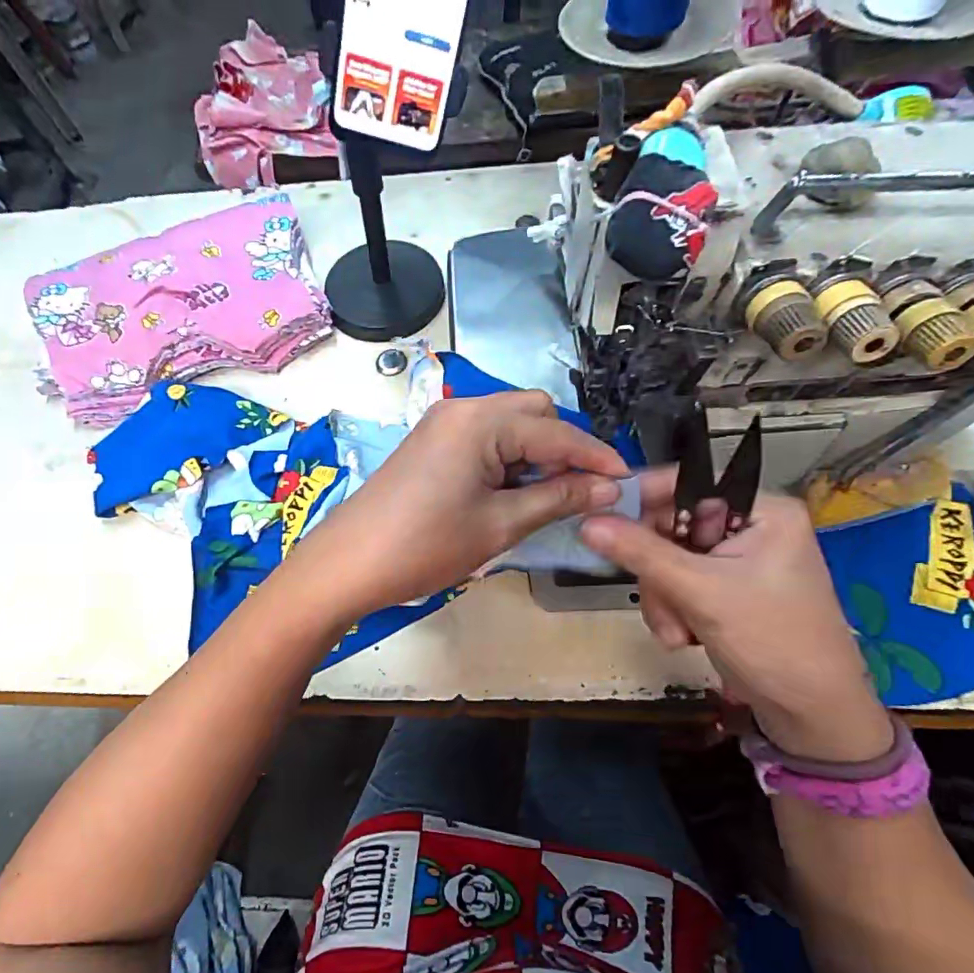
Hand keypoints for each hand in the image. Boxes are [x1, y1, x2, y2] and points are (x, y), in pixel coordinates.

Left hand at [287, 391, 627, 619]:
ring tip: (548, 498)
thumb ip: (558, 499)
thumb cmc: (425, 546)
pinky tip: (511, 492)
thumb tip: (607, 487)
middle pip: (534, 413)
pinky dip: (507, 458)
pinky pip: (484, 438)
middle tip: (580, 492)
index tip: (626, 483)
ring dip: (536, 454)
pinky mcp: (431, 442)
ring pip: (510, 424)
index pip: (557, 432)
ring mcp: (442, 423)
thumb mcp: (500, 525)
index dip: (596, 458)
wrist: (347, 563)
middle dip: (564, 448)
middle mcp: (462, 409)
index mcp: (482, 421)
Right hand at [580, 473, 893, 762]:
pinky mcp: (726, 590)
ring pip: (668, 560)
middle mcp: (750, 527)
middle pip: (671, 527)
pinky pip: (677, 584)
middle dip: (657, 572)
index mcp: (762, 510)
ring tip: (680, 633)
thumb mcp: (700, 592)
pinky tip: (686, 636)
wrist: (811, 712)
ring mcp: (737, 561)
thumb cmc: (771, 641)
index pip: (687, 484)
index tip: (599, 518)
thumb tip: (587, 523)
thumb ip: (641, 553)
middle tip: (659, 602)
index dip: (642, 499)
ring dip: (663, 599)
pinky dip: (673, 611)